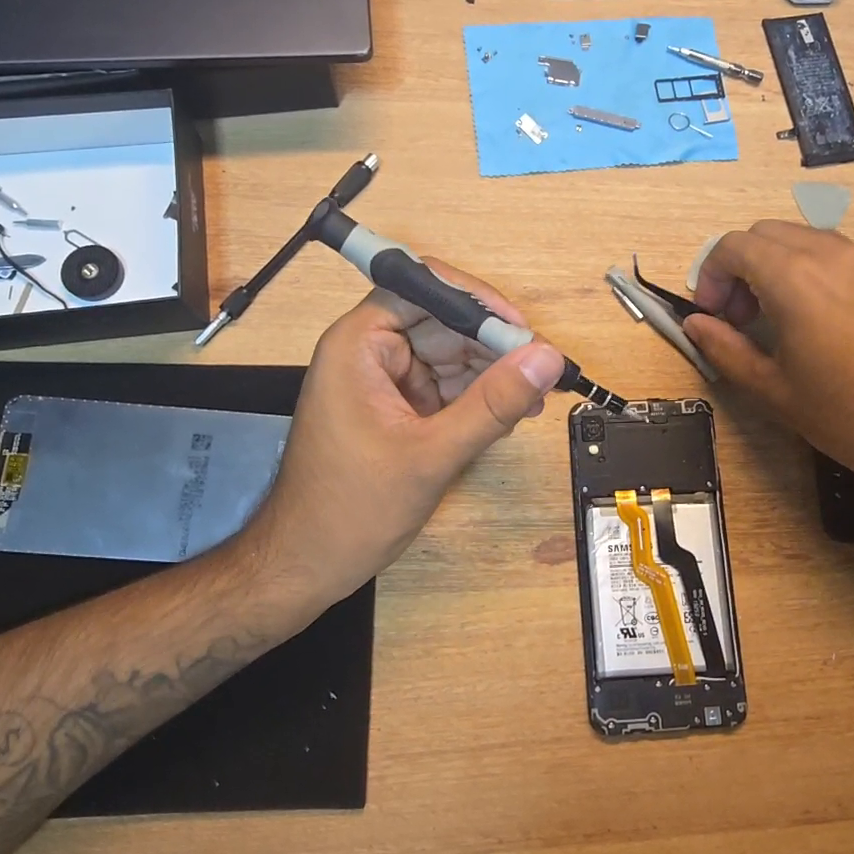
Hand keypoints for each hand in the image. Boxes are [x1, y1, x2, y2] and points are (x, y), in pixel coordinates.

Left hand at [246, 261, 564, 605]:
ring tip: (528, 404)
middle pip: (441, 322)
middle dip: (491, 346)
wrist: (307, 565)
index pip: (421, 288)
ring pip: (448, 356)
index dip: (475, 301)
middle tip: (540, 373)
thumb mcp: (432, 455)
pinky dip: (474, 400)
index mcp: (359, 345)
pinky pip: (442, 387)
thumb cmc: (351, 511)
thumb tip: (546, 358)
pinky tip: (504, 419)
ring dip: (489, 376)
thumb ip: (492, 404)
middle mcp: (368, 353)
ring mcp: (382, 382)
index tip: (521, 330)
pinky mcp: (394, 410)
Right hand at [683, 222, 853, 524]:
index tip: (711, 315)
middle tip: (738, 317)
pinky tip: (815, 320)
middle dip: (739, 267)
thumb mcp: (773, 389)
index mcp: (795, 278)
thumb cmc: (849, 417)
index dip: (710, 276)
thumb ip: (725, 348)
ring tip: (774, 319)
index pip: (734, 246)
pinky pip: (837, 255)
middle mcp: (832, 255)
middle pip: (766, 233)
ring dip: (774, 266)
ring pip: (803, 239)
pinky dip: (810, 272)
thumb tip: (695, 324)